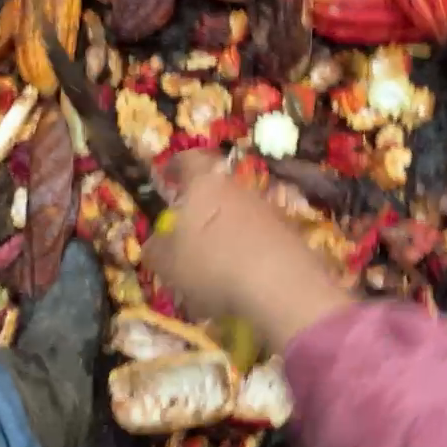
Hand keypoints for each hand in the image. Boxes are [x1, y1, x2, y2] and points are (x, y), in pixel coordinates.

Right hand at [144, 152, 355, 354]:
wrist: (282, 285)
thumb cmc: (212, 264)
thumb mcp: (168, 263)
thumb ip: (157, 250)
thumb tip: (155, 244)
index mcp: (205, 184)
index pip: (189, 161)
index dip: (177, 166)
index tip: (169, 174)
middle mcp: (238, 189)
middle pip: (218, 190)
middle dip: (203, 210)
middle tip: (189, 234)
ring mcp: (268, 210)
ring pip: (240, 217)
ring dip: (227, 235)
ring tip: (214, 268)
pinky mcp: (291, 236)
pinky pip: (260, 240)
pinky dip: (248, 255)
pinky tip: (240, 283)